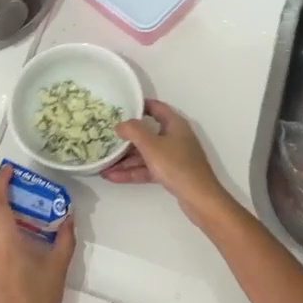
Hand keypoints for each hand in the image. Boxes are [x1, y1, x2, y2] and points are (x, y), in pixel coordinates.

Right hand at [103, 100, 237, 225]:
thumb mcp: (151, 145)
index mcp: (174, 124)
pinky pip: (148, 168)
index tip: (119, 107)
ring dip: (126, 159)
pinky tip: (113, 177)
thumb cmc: (176, 165)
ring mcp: (173, 156)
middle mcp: (174, 137)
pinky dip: (133, 171)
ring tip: (103, 164)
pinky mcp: (171, 173)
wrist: (199, 198)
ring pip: (145, 153)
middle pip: (147, 133)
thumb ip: (133, 131)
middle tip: (106, 137)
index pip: (155, 107)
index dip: (138, 105)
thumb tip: (120, 124)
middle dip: (126, 139)